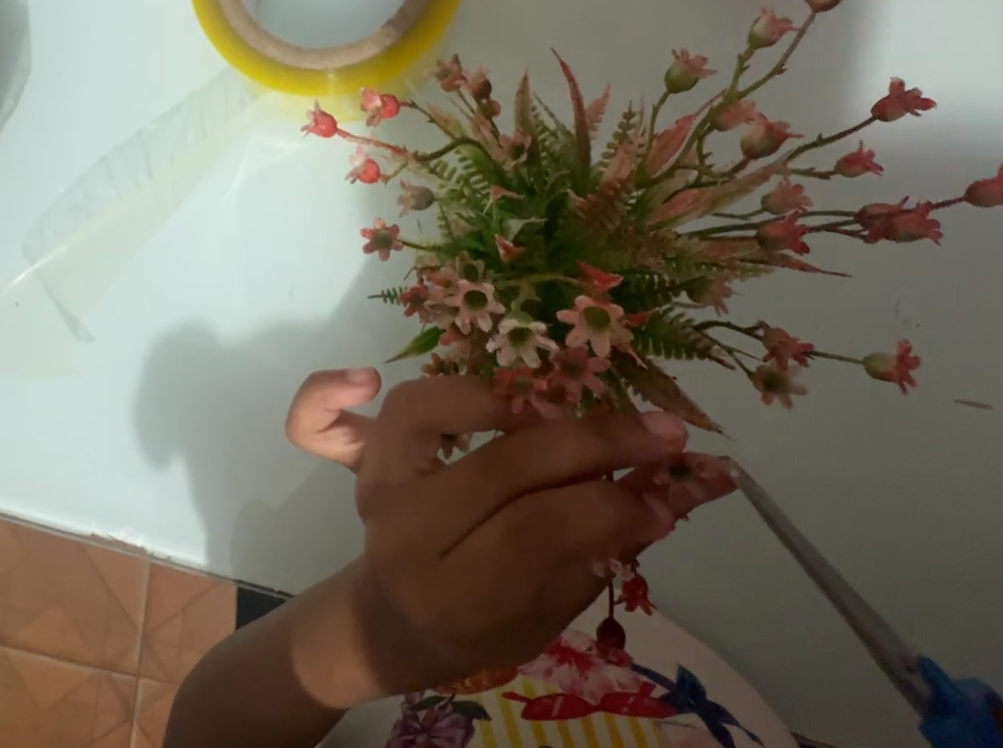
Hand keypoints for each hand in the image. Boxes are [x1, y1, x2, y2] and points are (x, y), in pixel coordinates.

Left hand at [282, 368, 735, 705]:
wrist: (390, 621)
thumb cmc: (477, 626)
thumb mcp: (546, 613)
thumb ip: (601, 548)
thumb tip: (677, 485)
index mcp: (454, 595)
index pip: (541, 530)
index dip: (614, 502)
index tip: (678, 482)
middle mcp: (405, 532)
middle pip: (500, 465)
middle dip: (593, 441)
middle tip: (658, 431)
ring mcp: (374, 487)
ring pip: (426, 414)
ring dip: (500, 398)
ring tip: (558, 406)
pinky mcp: (358, 461)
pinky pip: (324, 420)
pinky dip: (330, 391)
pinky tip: (366, 376)